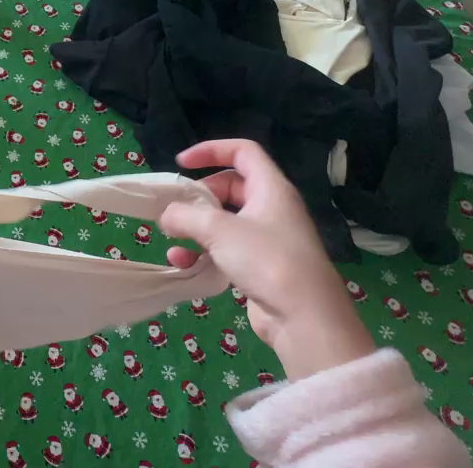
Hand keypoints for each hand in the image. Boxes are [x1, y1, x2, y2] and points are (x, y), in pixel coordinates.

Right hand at [159, 139, 374, 380]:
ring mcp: (268, 239)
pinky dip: (204, 251)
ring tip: (172, 238)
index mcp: (271, 189)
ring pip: (225, 220)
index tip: (182, 164)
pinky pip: (226, 248)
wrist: (307, 321)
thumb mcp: (218, 230)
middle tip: (176, 208)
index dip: (211, 150)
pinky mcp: (262, 267)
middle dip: (198, 197)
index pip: (242, 151)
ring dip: (195, 227)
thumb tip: (166, 215)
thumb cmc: (267, 261)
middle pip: (229, 187)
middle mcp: (272, 209)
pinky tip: (184, 264)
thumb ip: (185, 215)